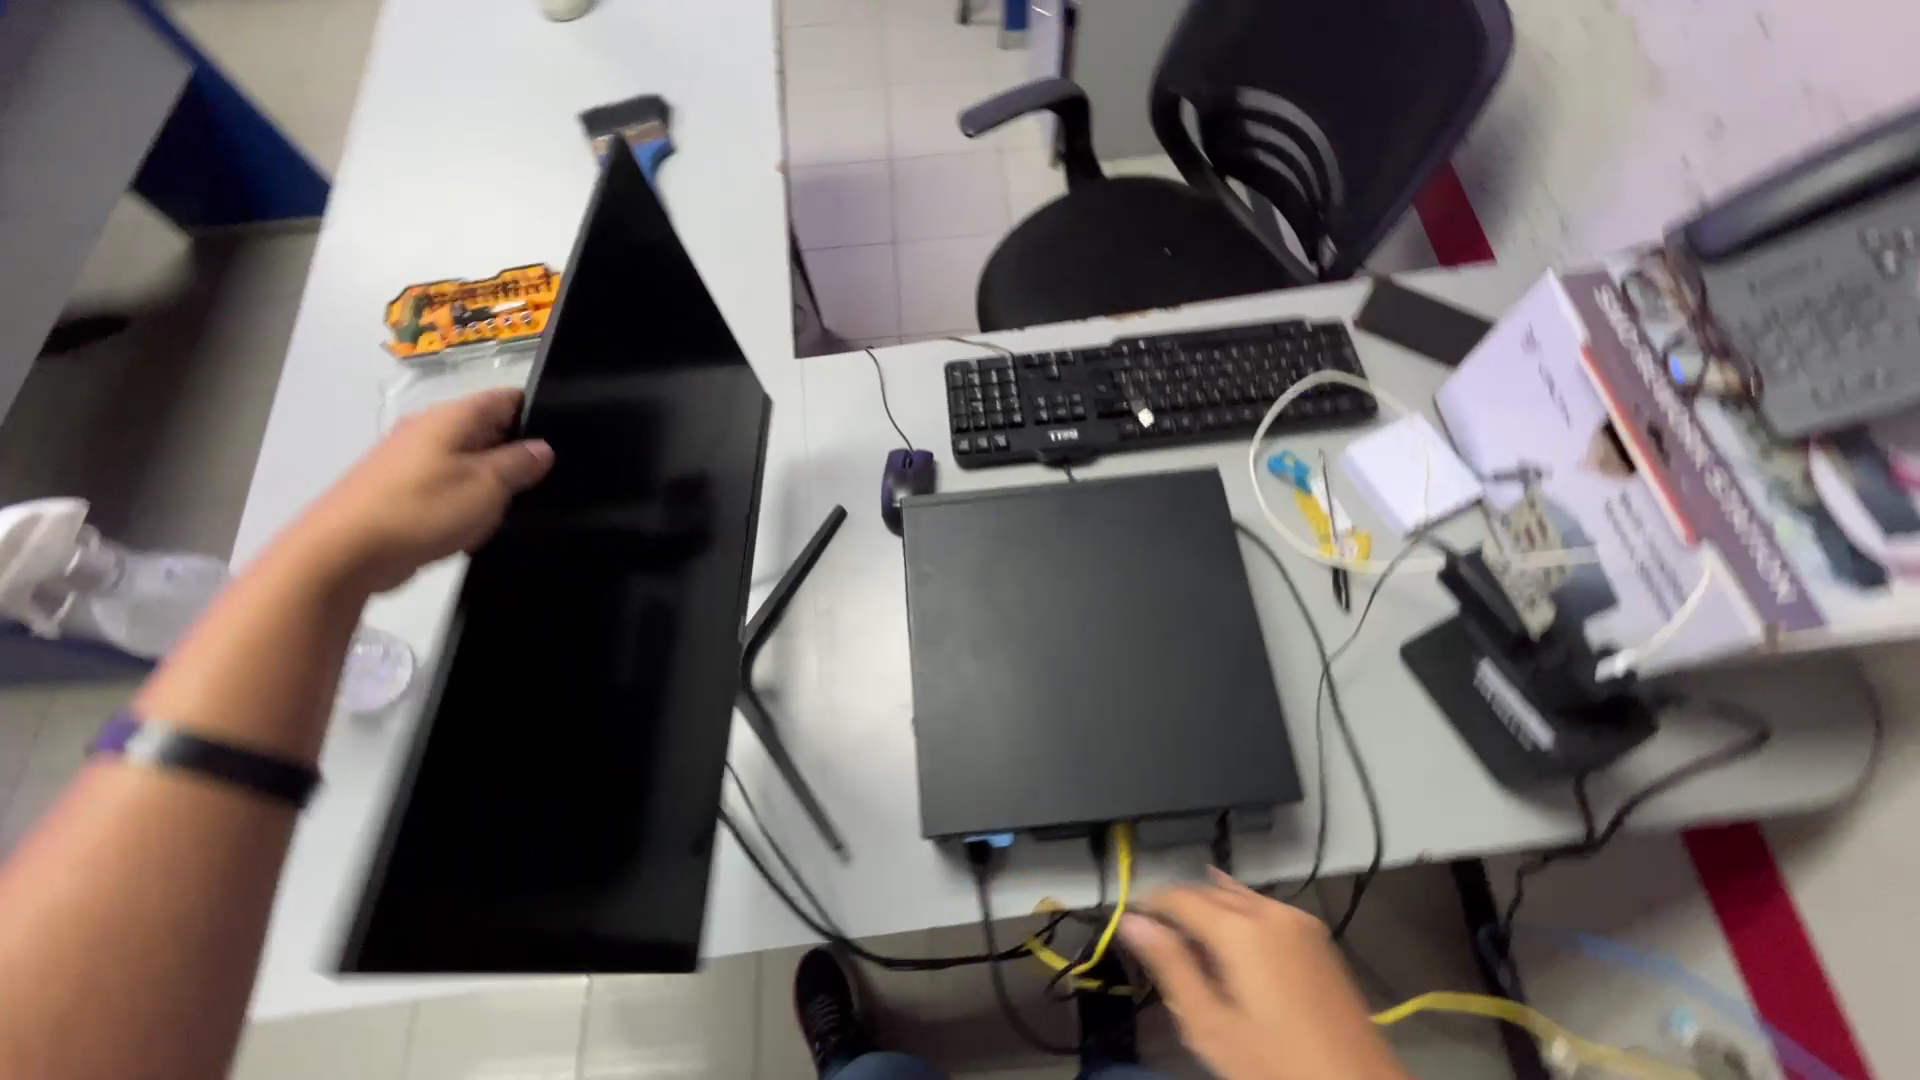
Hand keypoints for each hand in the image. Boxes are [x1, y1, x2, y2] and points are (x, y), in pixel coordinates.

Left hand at [291, 388, 553, 591]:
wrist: (343, 553)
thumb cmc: (422, 510)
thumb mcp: (487, 485)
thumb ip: (520, 463)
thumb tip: (542, 448)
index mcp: (451, 418)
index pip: (506, 399)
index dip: (539, 412)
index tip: (566, 437)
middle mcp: (429, 431)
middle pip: (488, 430)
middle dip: (519, 451)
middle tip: (551, 479)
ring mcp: (411, 461)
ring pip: (470, 461)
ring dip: (494, 481)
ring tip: (519, 505)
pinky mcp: (401, 491)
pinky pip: (449, 488)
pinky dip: (468, 502)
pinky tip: (480, 525)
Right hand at [1119, 871, 1409, 1079]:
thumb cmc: (1275, 1064)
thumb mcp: (1211, 1025)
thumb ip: (1169, 966)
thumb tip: (1131, 921)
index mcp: (1240, 927)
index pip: (1178, 896)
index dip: (1149, 903)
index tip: (1128, 920)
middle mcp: (1268, 910)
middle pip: (1208, 891)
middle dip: (1178, 905)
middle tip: (1153, 933)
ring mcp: (1298, 920)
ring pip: (1237, 896)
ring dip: (1208, 907)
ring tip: (1186, 934)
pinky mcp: (1316, 936)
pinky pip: (1264, 907)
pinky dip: (1238, 912)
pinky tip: (1229, 929)